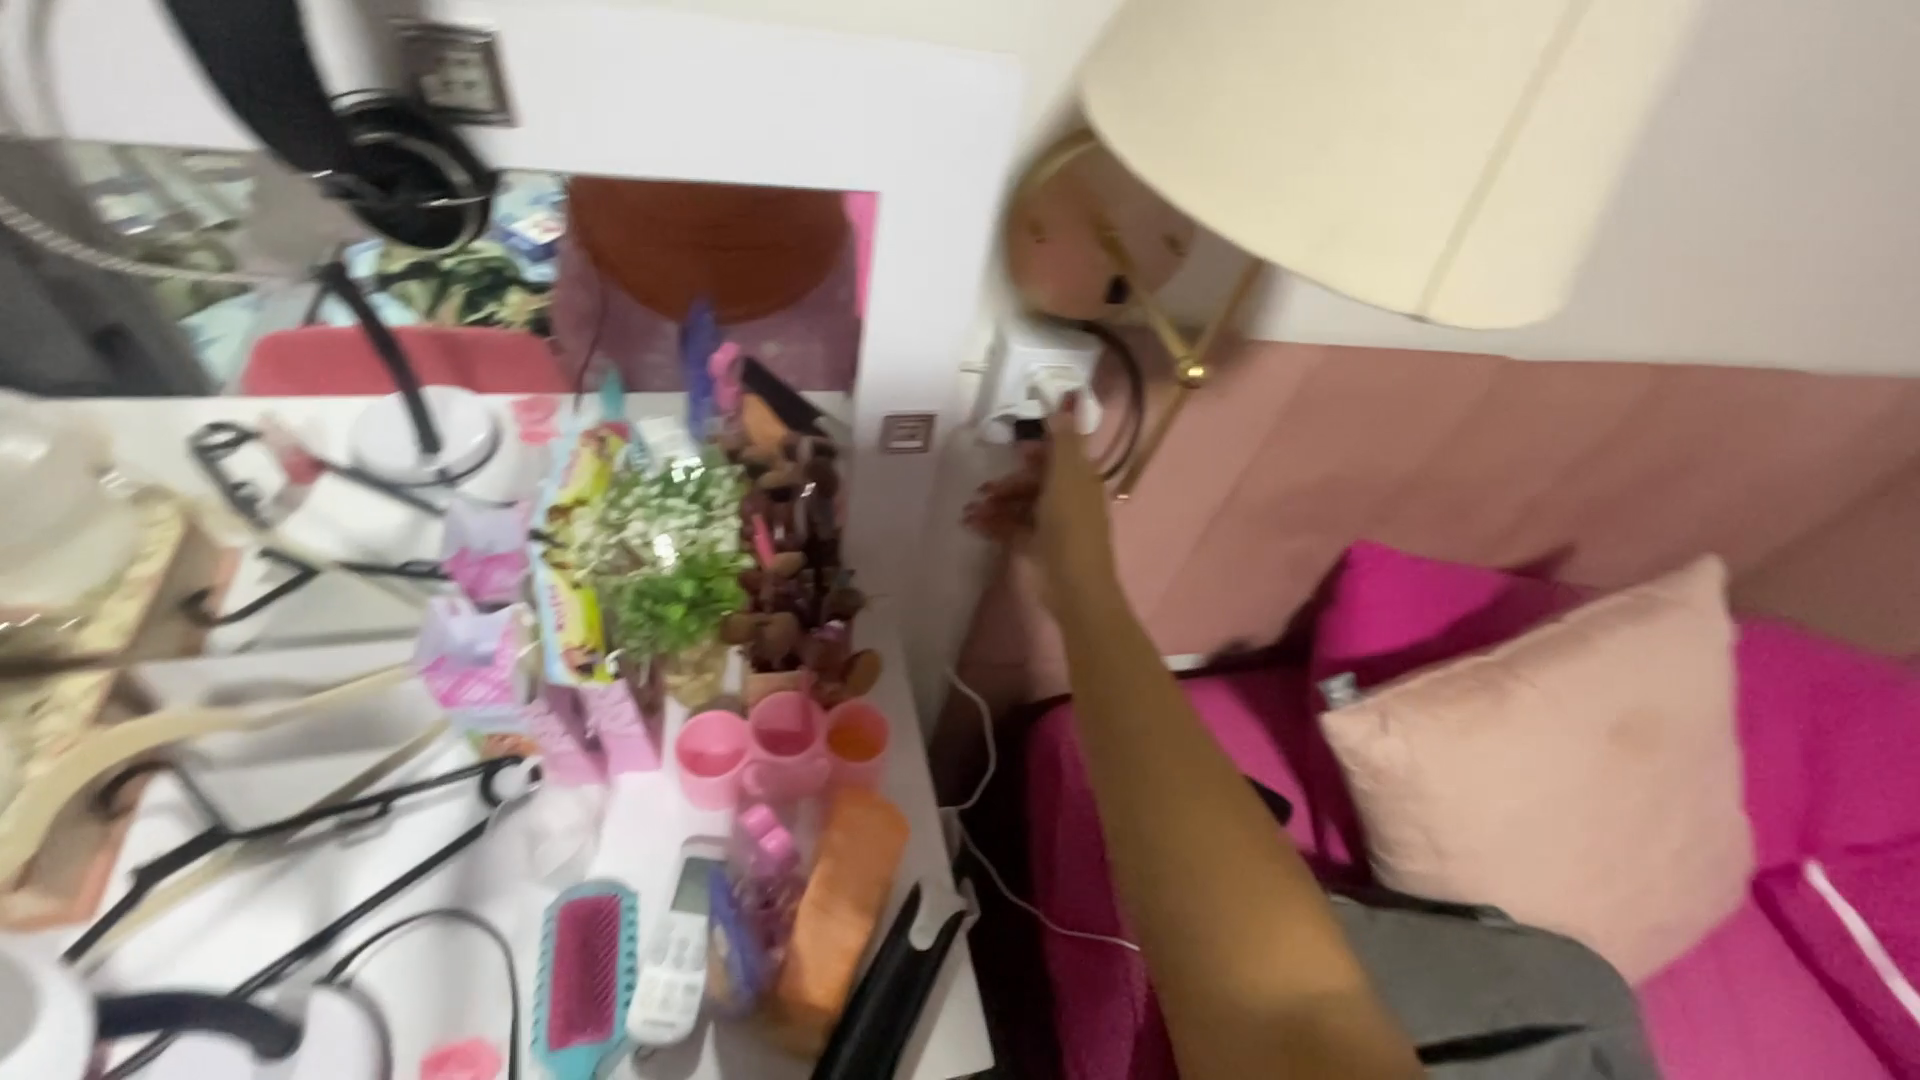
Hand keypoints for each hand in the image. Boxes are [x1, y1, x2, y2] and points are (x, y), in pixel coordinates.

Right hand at [963, 397, 1119, 615]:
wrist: (1073, 585)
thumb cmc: (1071, 526)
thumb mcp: (1068, 476)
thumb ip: (1065, 439)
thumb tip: (1070, 398)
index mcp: (1080, 481)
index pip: (1057, 456)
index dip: (1034, 451)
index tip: (1011, 449)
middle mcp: (1067, 500)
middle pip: (1034, 482)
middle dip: (1008, 483)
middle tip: (985, 489)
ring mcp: (1050, 526)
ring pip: (1019, 506)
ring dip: (995, 504)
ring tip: (970, 511)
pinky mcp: (1035, 548)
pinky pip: (1010, 528)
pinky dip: (993, 524)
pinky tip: (973, 524)